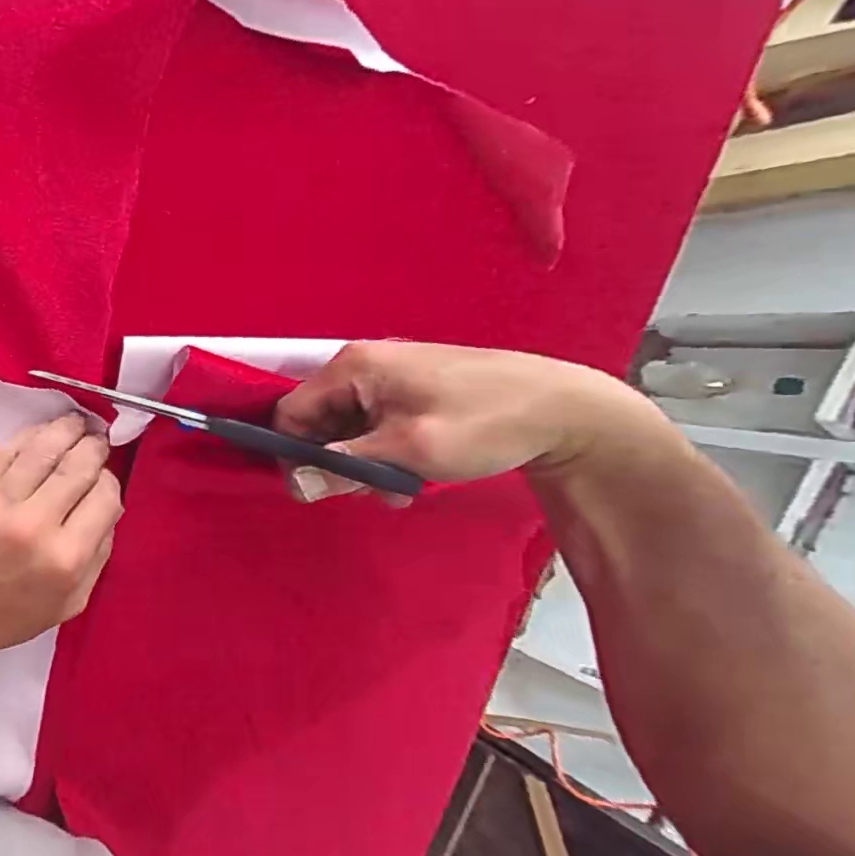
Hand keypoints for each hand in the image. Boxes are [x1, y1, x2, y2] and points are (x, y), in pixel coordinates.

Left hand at [0, 415, 122, 663]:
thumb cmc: (6, 614)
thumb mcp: (69, 602)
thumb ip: (98, 555)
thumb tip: (108, 505)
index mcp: (66, 558)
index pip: (105, 496)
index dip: (108, 480)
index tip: (103, 475)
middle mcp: (34, 526)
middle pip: (78, 465)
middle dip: (93, 446)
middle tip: (95, 438)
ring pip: (43, 447)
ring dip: (65, 429)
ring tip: (74, 423)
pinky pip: (6, 449)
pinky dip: (29, 437)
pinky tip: (39, 434)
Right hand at [272, 341, 666, 501]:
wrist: (565, 409)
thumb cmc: (482, 424)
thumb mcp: (407, 451)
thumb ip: (344, 466)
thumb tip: (295, 486)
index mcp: (352, 367)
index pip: (289, 412)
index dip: (293, 452)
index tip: (316, 487)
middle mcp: (362, 364)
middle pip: (317, 420)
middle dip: (334, 460)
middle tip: (368, 491)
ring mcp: (387, 375)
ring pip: (346, 426)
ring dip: (362, 462)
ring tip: (399, 487)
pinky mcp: (409, 388)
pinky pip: (373, 423)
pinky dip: (382, 451)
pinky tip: (412, 471)